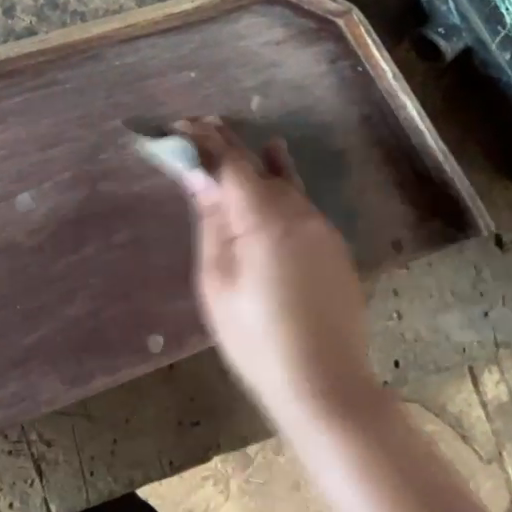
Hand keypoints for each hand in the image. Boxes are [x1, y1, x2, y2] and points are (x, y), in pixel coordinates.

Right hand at [172, 118, 382, 426]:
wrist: (325, 386)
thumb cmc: (255, 338)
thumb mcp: (217, 280)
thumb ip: (211, 221)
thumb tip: (198, 174)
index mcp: (263, 217)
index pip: (230, 159)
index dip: (203, 138)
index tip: (177, 126)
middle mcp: (298, 212)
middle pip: (260, 164)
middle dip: (228, 144)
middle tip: (199, 127)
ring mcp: (322, 230)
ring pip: (286, 183)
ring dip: (257, 163)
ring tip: (237, 147)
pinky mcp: (334, 249)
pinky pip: (301, 205)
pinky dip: (279, 188)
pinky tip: (272, 188)